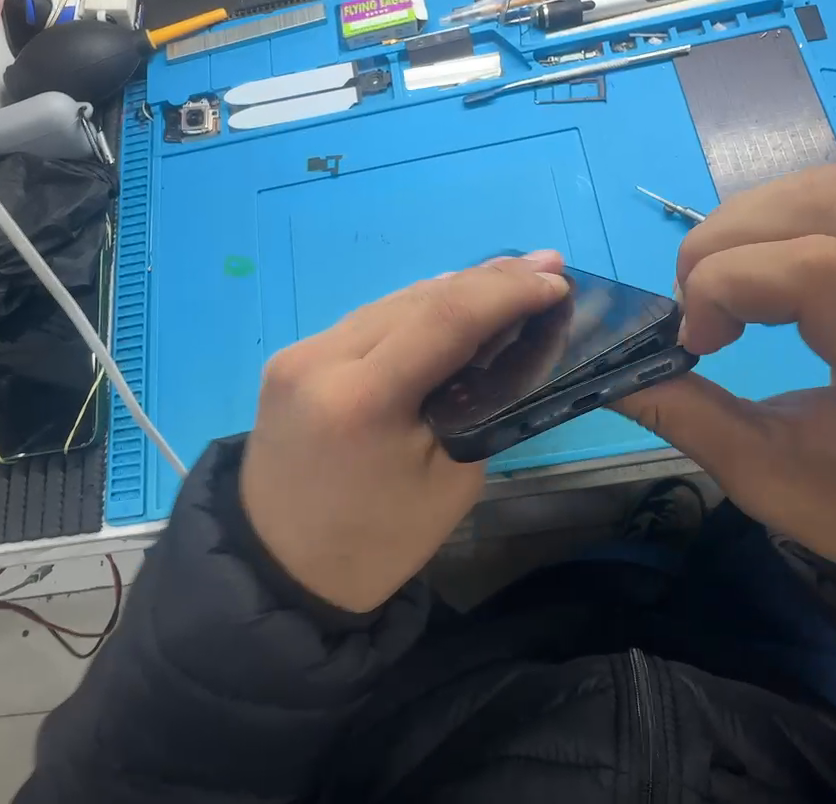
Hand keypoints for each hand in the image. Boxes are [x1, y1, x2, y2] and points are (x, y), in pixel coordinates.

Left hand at [240, 252, 570, 611]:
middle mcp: (321, 359)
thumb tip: (499, 340)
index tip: (556, 281)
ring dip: (452, 290)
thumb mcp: (451, 480)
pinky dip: (413, 311)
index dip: (507, 292)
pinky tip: (450, 303)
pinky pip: (365, 321)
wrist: (278, 567)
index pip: (445, 318)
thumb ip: (477, 402)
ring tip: (508, 277)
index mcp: (363, 400)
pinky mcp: (291, 357)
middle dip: (487, 280)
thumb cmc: (377, 542)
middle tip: (544, 267)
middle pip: (417, 299)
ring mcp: (299, 353)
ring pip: (391, 302)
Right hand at [619, 165, 835, 599]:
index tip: (693, 339)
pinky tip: (770, 259)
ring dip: (757, 216)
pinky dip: (796, 213)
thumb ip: (687, 414)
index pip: (822, 271)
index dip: (727, 282)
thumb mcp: (770, 482)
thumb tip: (609, 367)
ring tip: (725, 276)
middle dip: (727, 238)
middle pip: (831, 208)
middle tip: (693, 298)